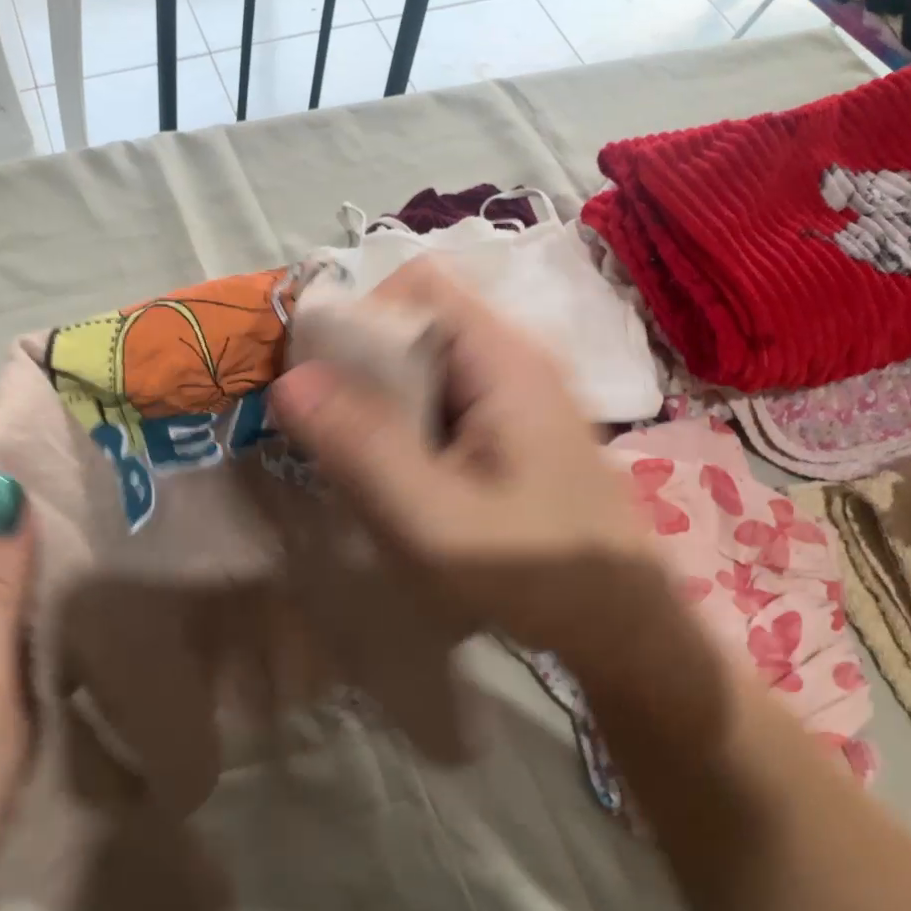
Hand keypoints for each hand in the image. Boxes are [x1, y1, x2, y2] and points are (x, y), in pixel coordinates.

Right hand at [270, 257, 655, 653]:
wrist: (622, 625)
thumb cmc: (531, 572)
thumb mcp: (432, 517)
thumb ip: (362, 445)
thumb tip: (288, 380)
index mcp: (504, 358)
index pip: (414, 285)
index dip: (356, 321)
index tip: (320, 387)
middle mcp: (516, 358)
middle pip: (416, 324)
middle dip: (360, 372)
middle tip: (334, 440)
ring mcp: (519, 394)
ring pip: (424, 367)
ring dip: (379, 407)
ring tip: (365, 469)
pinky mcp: (516, 429)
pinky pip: (443, 402)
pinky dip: (406, 429)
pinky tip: (404, 483)